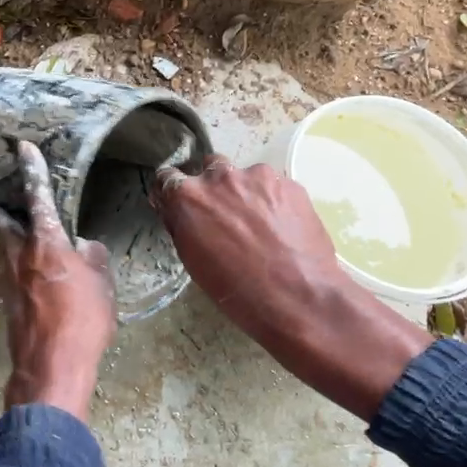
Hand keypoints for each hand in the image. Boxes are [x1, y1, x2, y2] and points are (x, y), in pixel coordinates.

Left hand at [0, 140, 115, 422]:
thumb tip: (83, 246)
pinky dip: (21, 272)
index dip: (32, 170)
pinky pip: (13, 276)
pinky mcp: (8, 302)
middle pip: (7, 225)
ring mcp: (10, 279)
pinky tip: (35, 283)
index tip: (22, 148)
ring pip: (7, 251)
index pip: (39, 196)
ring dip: (11, 243)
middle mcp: (21, 255)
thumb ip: (92, 259)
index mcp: (47, 242)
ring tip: (20, 241)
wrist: (51, 363)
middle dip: (1, 212)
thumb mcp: (102, 285)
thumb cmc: (83, 320)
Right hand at [149, 156, 344, 335]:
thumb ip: (179, 223)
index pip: (167, 176)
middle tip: (225, 214)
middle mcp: (219, 177)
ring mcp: (258, 177)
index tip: (182, 203)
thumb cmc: (235, 288)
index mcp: (187, 196)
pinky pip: (274, 186)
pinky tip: (283, 227)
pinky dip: (273, 201)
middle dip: (213, 186)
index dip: (174, 190)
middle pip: (208, 167)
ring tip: (260, 223)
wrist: (299, 298)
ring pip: (245, 176)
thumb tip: (173, 208)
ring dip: (245, 192)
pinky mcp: (290, 184)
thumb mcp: (191, 258)